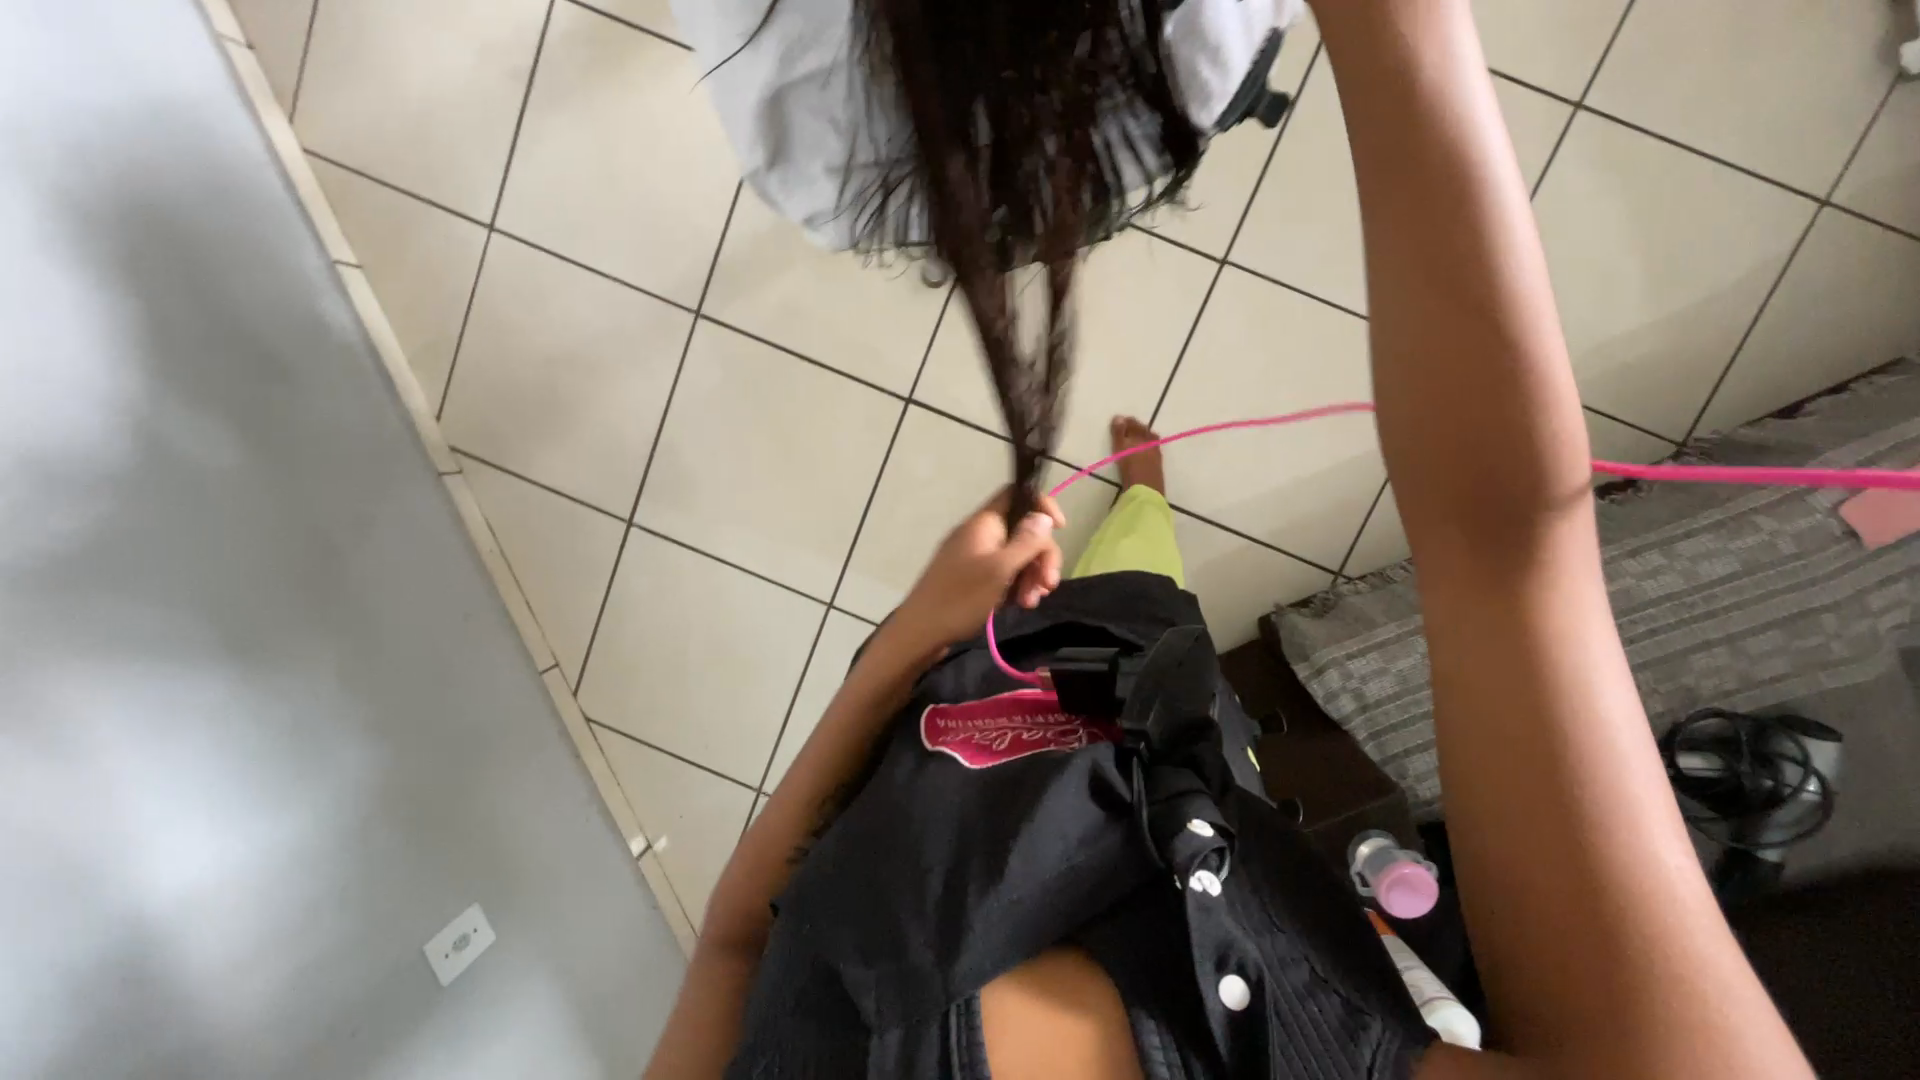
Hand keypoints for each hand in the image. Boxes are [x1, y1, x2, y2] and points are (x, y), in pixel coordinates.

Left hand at [891, 488, 1066, 650]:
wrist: (920, 633)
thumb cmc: (959, 600)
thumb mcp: (999, 571)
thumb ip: (1025, 543)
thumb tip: (1043, 517)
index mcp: (984, 523)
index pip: (1017, 494)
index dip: (1041, 505)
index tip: (1060, 528)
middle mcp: (980, 534)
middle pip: (1023, 530)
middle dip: (1041, 556)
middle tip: (1048, 586)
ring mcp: (975, 556)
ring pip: (1016, 555)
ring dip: (1030, 576)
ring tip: (1030, 603)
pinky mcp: (972, 578)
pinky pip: (1003, 573)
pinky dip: (1015, 586)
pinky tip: (1019, 605)